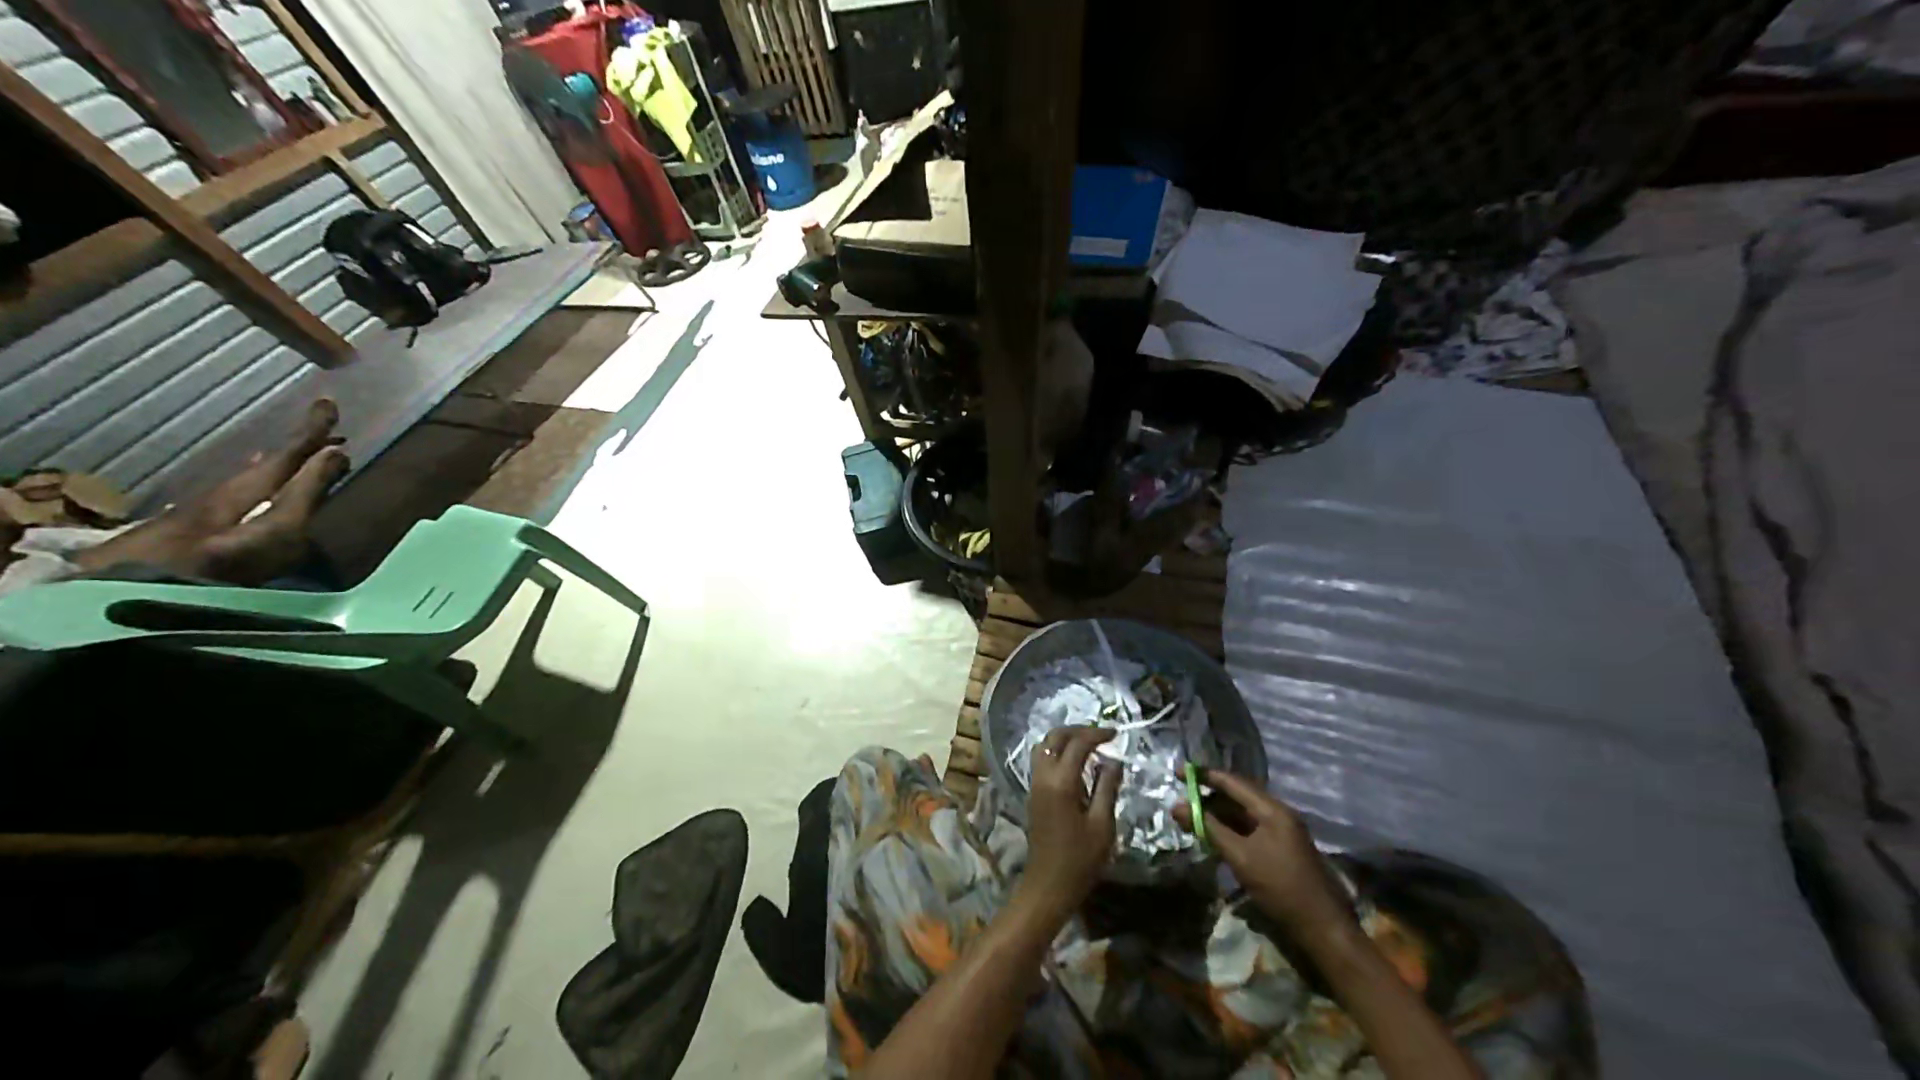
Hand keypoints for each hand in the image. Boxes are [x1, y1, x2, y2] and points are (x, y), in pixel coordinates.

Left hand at [1013, 726, 1120, 925]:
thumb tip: (1113, 760)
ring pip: (1044, 747)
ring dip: (1065, 740)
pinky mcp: (1033, 794)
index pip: (1078, 744)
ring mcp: (1034, 785)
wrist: (1048, 885)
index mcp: (1061, 781)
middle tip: (1101, 735)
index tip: (1116, 734)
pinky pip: (1042, 761)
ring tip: (1089, 746)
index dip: (1097, 734)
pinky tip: (1077, 765)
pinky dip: (1058, 753)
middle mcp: (1043, 776)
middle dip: (1077, 730)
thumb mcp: (1103, 824)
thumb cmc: (1080, 859)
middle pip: (1055, 738)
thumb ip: (1107, 787)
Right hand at [1175, 769, 1352, 939]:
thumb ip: (1208, 828)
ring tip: (1192, 817)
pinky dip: (1230, 828)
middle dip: (1209, 795)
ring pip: (1243, 813)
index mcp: (1272, 809)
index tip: (1177, 773)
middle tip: (1182, 797)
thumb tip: (1176, 806)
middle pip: (1238, 795)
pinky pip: (1250, 828)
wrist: (1322, 927)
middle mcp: (1279, 814)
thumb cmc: (1280, 887)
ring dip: (1218, 813)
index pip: (1233, 782)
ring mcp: (1282, 832)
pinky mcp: (1281, 849)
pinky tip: (1213, 835)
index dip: (1204, 775)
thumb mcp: (1239, 856)